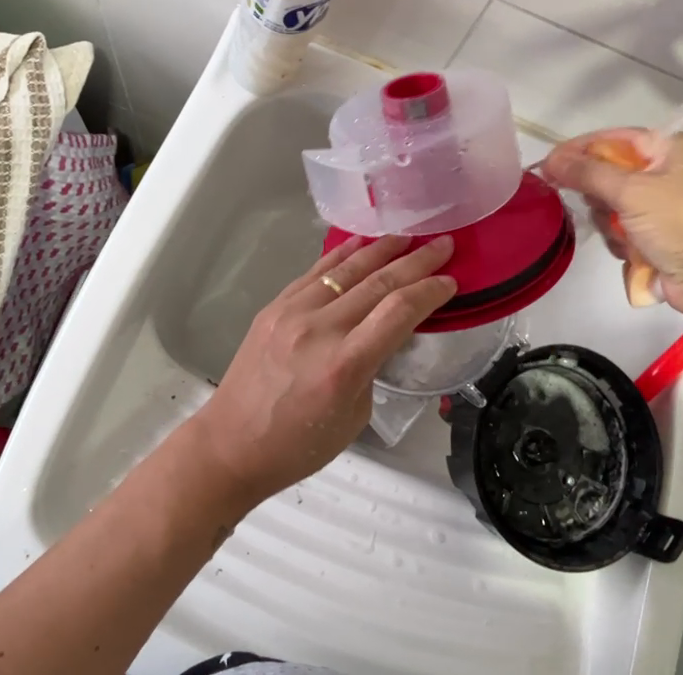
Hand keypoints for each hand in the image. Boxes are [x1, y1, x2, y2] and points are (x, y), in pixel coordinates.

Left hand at [186, 234, 457, 504]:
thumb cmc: (299, 445)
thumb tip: (383, 334)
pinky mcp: (274, 307)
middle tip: (443, 244)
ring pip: (346, 270)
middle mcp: (319, 329)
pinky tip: (361, 244)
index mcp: (345, 365)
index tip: (451, 280)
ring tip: (408, 236)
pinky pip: (315, 274)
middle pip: (378, 283)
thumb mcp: (356, 416)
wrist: (231, 444)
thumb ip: (373, 368)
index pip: (399, 312)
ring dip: (382, 249)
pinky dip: (341, 256)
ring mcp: (292, 313)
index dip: (429, 291)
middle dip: (416, 262)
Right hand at [543, 129, 682, 326]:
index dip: (581, 149)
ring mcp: (665, 206)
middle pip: (610, 173)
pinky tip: (632, 251)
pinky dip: (621, 240)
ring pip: (612, 205)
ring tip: (623, 234)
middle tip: (595, 204)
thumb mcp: (631, 191)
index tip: (550, 164)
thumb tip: (551, 160)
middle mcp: (669, 172)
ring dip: (610, 221)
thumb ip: (587, 172)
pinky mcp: (660, 236)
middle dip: (599, 193)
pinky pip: (623, 229)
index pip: (614, 138)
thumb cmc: (682, 222)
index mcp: (671, 148)